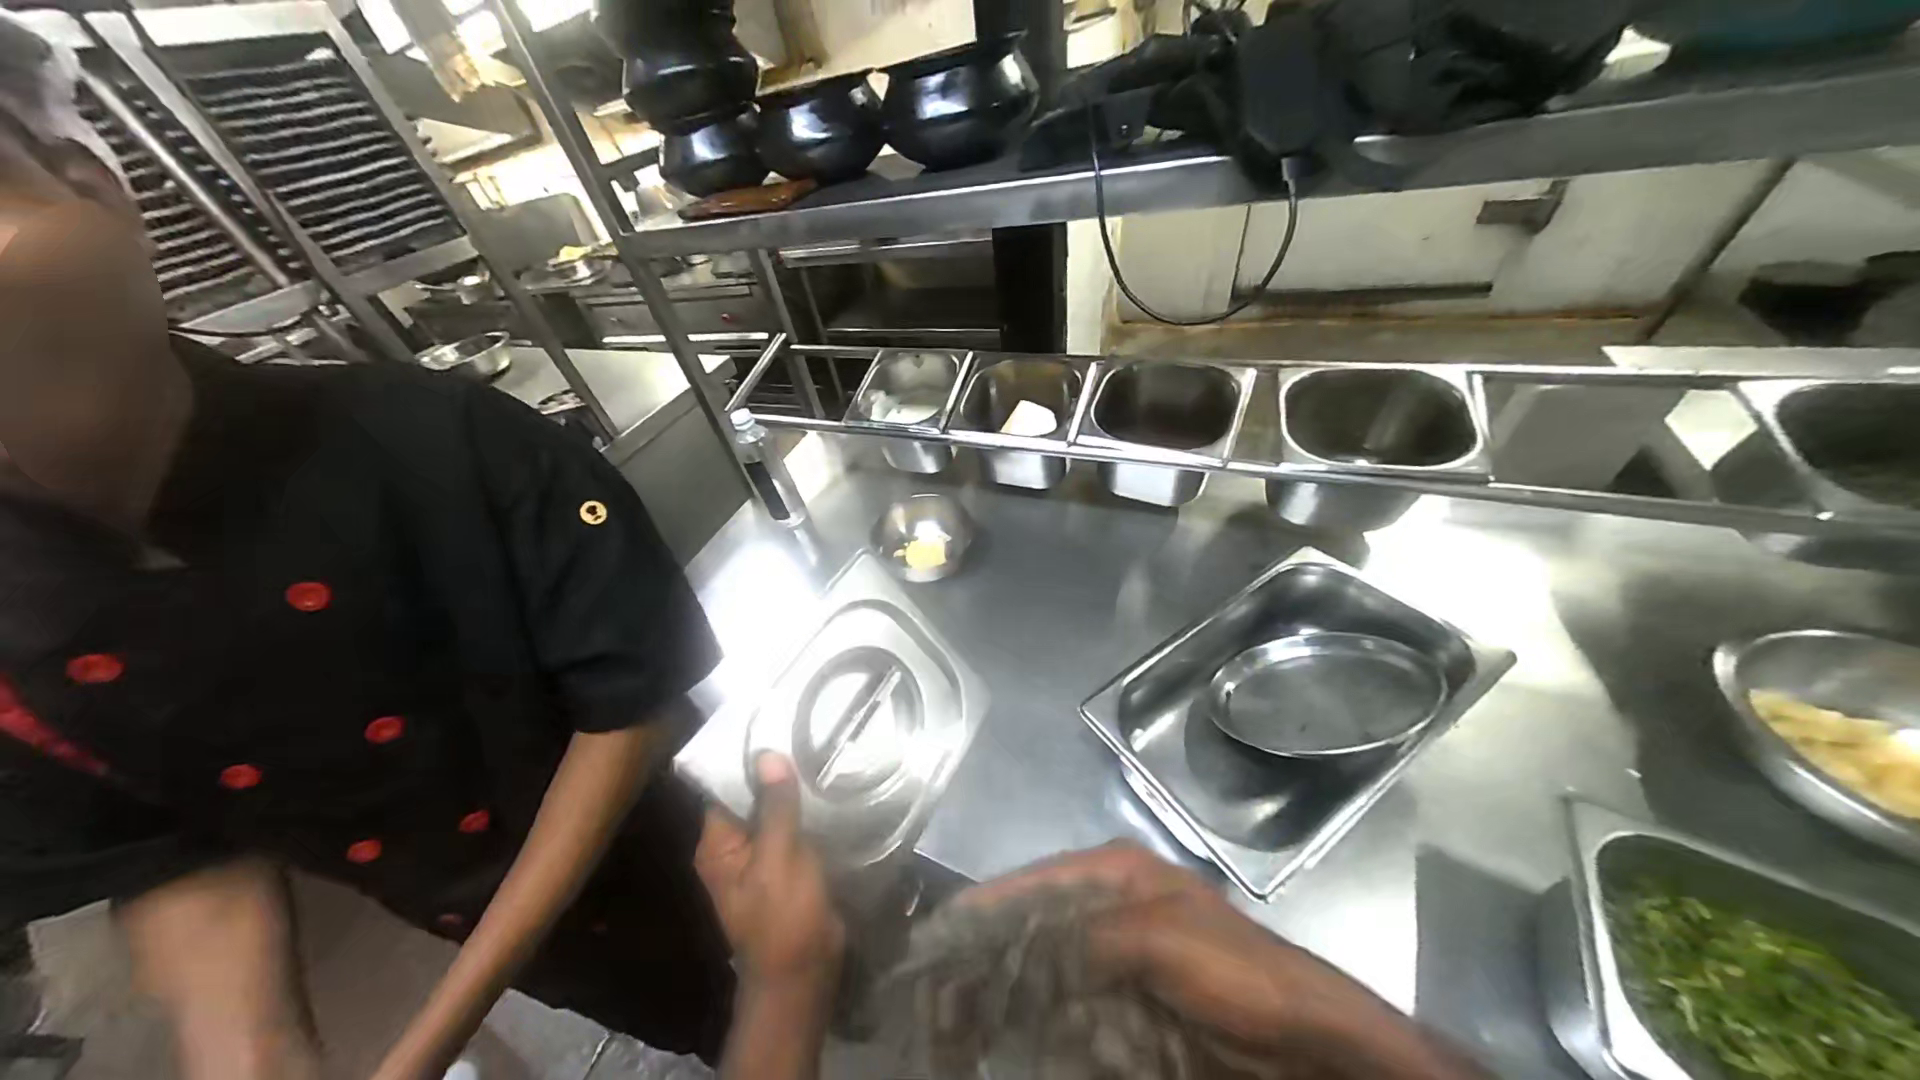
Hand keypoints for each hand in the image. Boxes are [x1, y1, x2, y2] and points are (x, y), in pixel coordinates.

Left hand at [695, 753, 844, 993]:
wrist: (804, 974)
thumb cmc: (783, 918)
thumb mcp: (779, 859)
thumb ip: (775, 807)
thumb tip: (767, 754)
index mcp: (718, 845)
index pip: (722, 788)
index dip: (742, 758)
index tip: (769, 724)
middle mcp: (733, 846)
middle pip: (749, 797)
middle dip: (772, 769)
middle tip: (800, 729)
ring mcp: (760, 856)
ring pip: (773, 810)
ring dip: (792, 788)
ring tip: (816, 747)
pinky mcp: (786, 863)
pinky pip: (791, 826)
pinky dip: (805, 808)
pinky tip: (826, 785)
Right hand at [961, 843, 1487, 1078]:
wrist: (1313, 1043)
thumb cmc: (1239, 974)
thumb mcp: (1160, 940)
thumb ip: (1085, 940)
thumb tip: (1014, 957)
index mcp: (1114, 872)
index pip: (1032, 882)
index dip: (985, 908)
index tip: (938, 940)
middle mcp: (1108, 904)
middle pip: (1032, 924)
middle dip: (987, 955)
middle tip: (940, 994)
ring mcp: (1116, 953)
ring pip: (1043, 965)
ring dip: (1006, 992)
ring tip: (959, 1020)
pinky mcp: (1127, 998)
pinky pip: (1068, 1004)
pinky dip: (1038, 1019)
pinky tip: (1011, 1038)